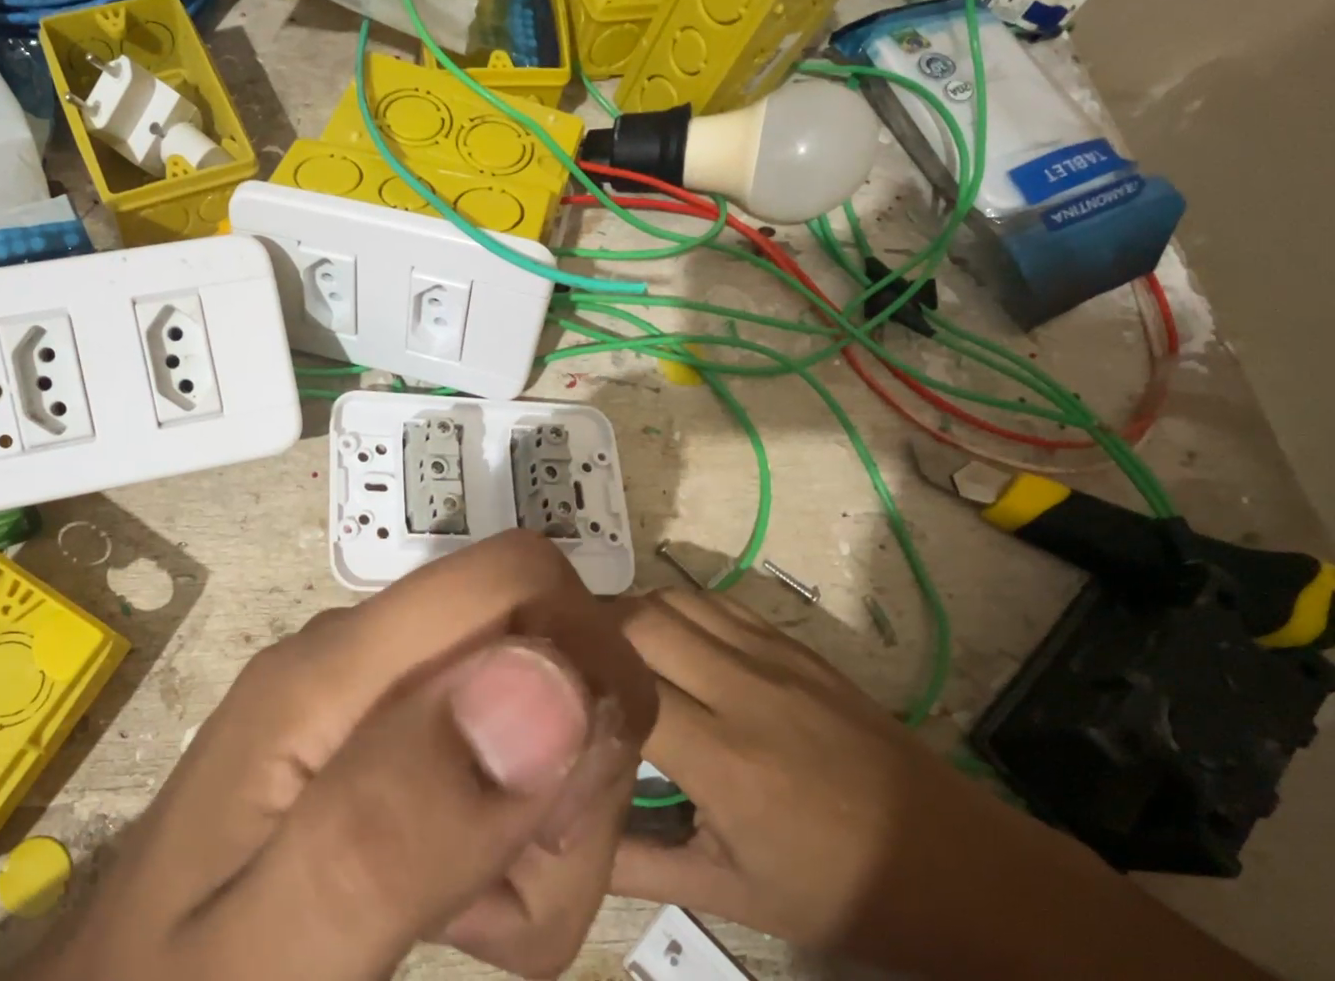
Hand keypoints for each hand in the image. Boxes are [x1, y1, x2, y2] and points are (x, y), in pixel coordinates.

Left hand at [38, 531, 658, 980]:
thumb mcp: (276, 939)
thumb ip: (394, 816)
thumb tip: (545, 680)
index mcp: (329, 673)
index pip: (515, 579)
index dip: (583, 669)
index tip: (563, 805)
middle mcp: (359, 663)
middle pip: (543, 651)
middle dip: (568, 776)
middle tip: (498, 889)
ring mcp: (377, 708)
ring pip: (542, 723)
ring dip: (545, 835)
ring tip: (463, 920)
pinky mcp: (391, 753)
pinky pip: (508, 775)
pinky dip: (516, 855)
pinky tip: (450, 912)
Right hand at [613, 589, 1272, 978]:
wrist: (957, 868)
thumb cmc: (834, 890)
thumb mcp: (725, 892)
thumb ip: (633, 861)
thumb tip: (551, 834)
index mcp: (725, 760)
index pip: (622, 681)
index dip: (570, 675)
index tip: (533, 684)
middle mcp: (747, 691)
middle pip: (642, 619)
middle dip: (589, 630)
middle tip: (557, 662)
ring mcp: (778, 661)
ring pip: (678, 599)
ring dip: (630, 612)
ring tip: (602, 649)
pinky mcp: (799, 649)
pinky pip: (720, 603)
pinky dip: (677, 609)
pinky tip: (665, 641)